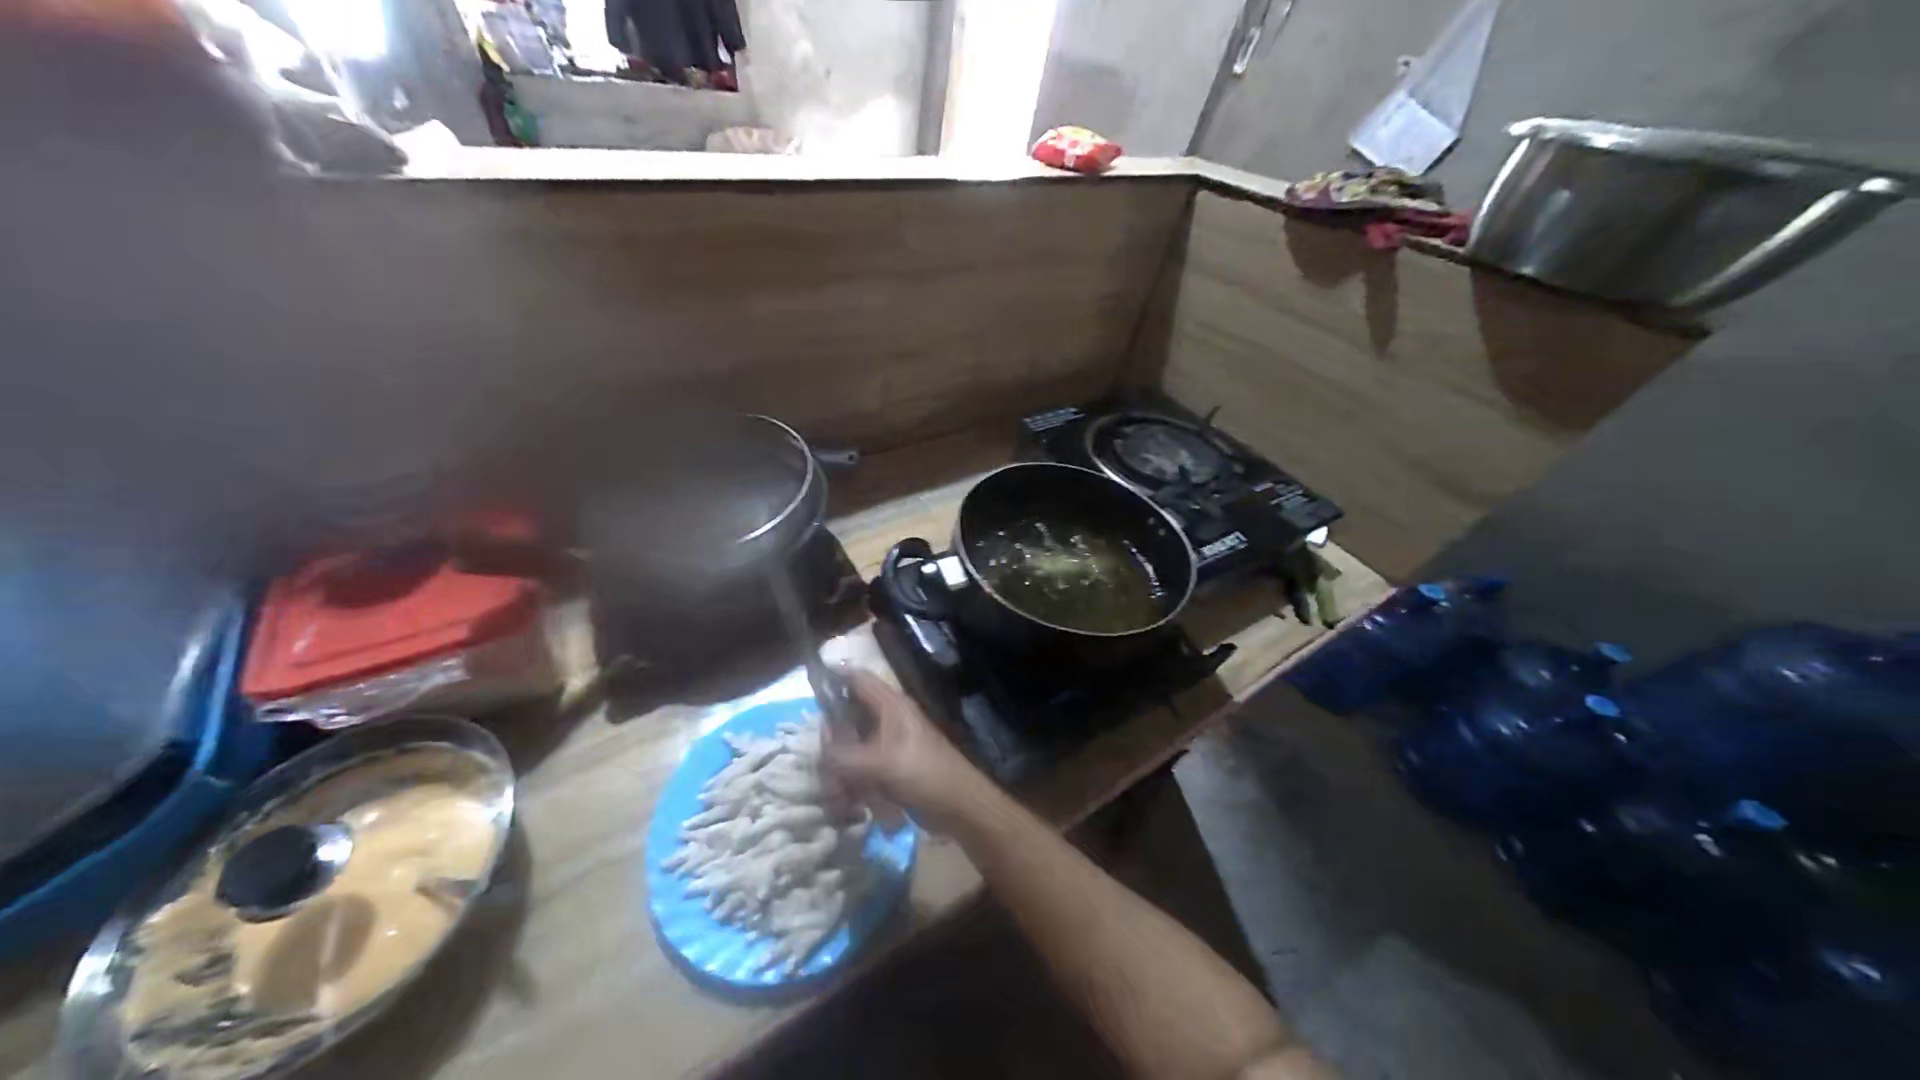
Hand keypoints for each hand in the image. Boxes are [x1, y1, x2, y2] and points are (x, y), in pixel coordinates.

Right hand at [825, 670, 999, 832]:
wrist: (959, 805)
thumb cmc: (924, 773)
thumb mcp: (880, 763)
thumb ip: (844, 755)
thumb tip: (820, 753)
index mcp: (889, 705)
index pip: (856, 679)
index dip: (832, 680)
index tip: (810, 696)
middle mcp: (886, 720)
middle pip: (845, 719)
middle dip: (831, 747)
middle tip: (826, 771)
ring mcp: (886, 745)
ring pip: (849, 749)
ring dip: (840, 774)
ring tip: (838, 799)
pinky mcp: (887, 769)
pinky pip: (859, 771)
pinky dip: (851, 787)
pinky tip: (850, 807)